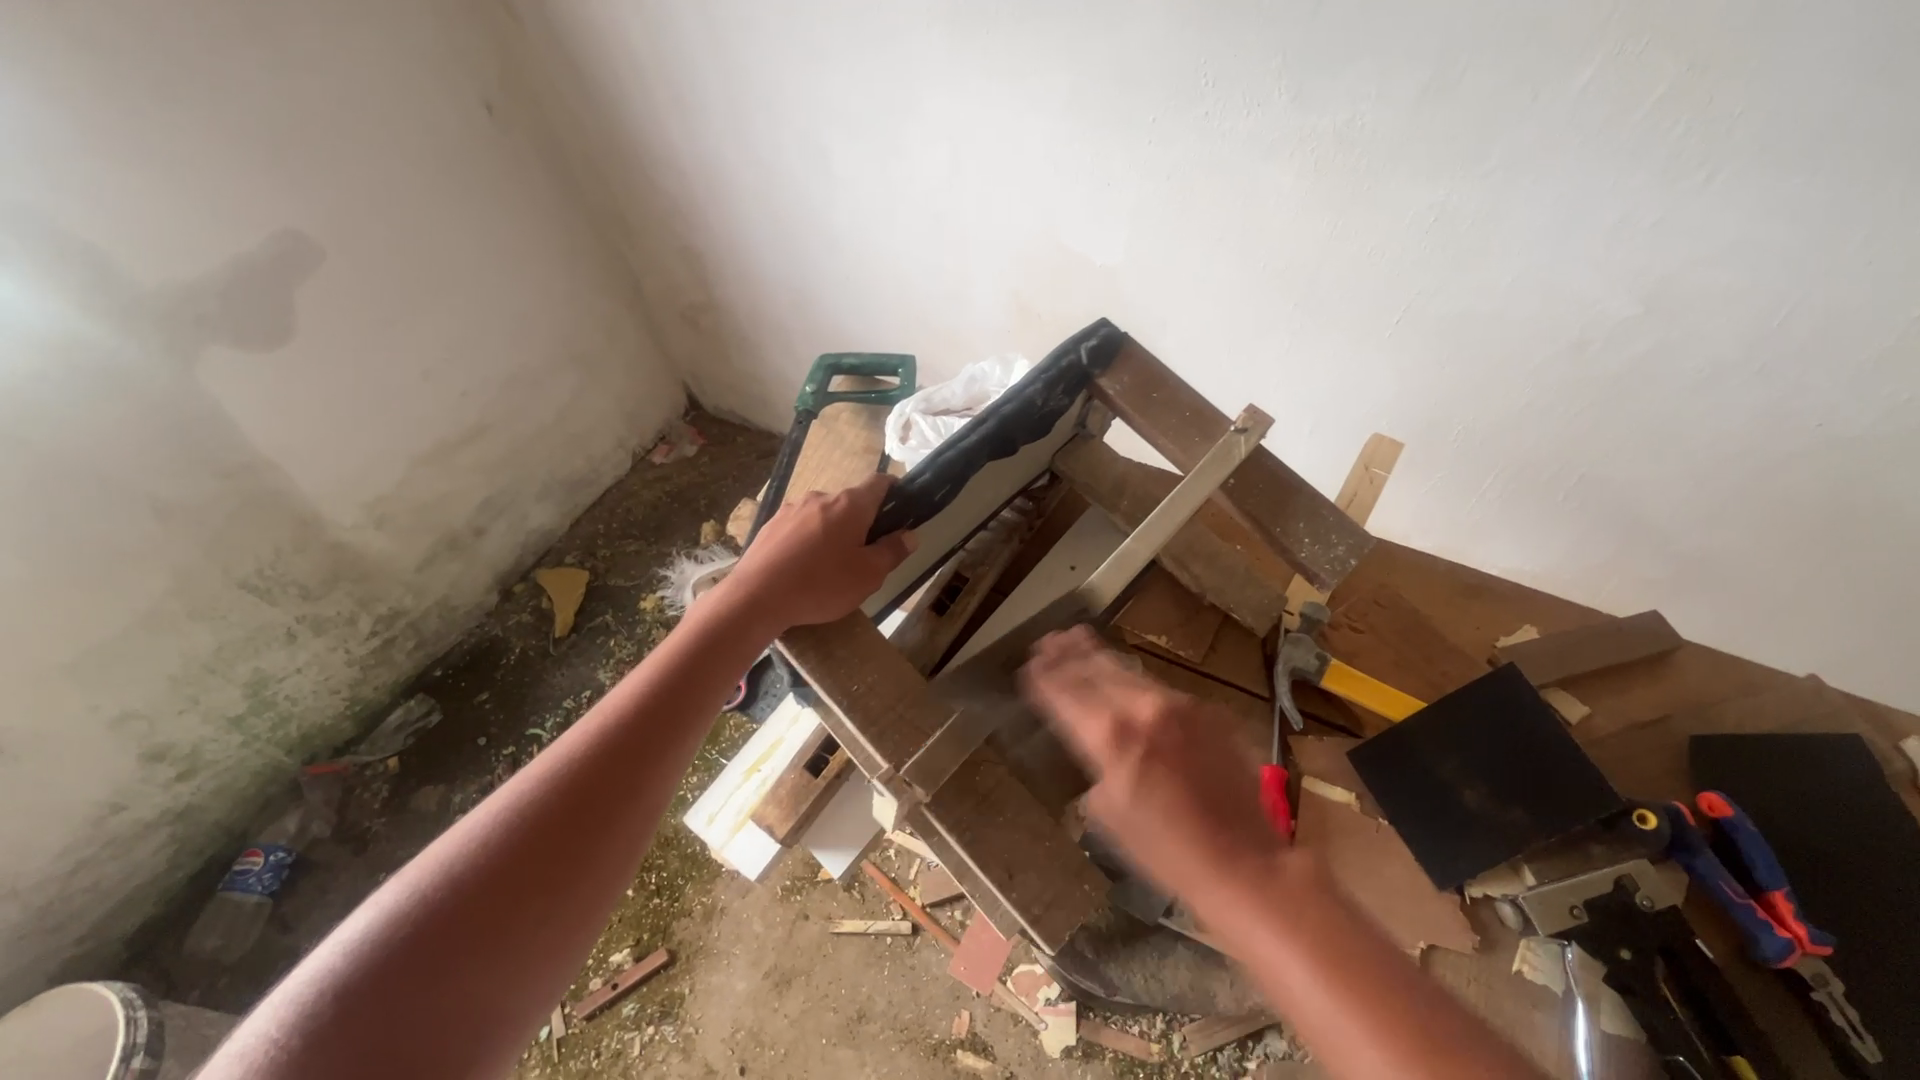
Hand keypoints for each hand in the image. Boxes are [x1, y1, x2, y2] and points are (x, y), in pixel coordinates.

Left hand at [724, 474, 916, 631]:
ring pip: (822, 516)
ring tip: (829, 567)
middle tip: (864, 555)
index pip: (879, 483)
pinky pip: (799, 528)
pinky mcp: (770, 526)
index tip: (900, 508)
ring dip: (832, 533)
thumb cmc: (821, 584)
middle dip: (861, 522)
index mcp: (850, 505)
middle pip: (850, 503)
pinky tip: (802, 569)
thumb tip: (909, 535)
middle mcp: (820, 497)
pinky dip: (807, 542)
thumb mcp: (868, 575)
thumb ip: (892, 552)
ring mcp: (791, 510)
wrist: (756, 597)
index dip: (893, 491)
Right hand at [1020, 626, 1282, 894]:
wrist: (1243, 861)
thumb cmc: (1165, 852)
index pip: (1064, 692)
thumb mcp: (1108, 812)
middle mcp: (1143, 708)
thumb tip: (1094, 745)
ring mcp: (1180, 705)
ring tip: (1080, 640)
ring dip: (1102, 658)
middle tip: (1050, 639)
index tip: (1030, 664)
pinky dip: (1138, 683)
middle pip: (1096, 669)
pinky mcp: (1209, 711)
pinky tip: (1128, 679)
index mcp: (1109, 735)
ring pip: (1130, 672)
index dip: (1044, 676)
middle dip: (1070, 654)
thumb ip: (1095, 764)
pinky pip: (1162, 689)